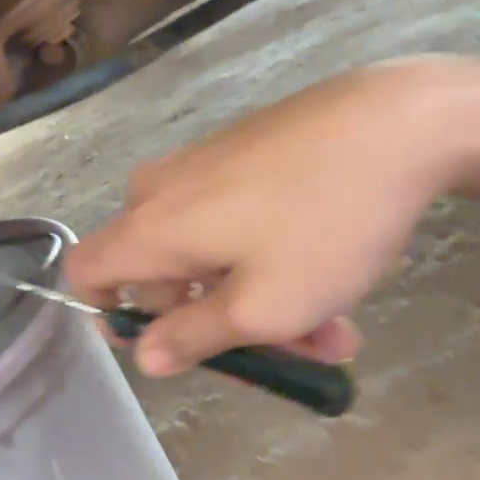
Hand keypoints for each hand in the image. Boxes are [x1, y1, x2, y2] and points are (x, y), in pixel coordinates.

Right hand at [65, 59, 471, 376]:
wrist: (396, 121)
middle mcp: (155, 193)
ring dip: (252, 295)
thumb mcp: (265, 306)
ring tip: (331, 326)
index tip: (165, 342)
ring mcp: (194, 167)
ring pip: (202, 251)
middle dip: (214, 320)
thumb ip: (195, 338)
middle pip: (157, 272)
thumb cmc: (322, 224)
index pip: (84, 273)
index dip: (107, 313)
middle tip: (288, 353)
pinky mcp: (233, 152)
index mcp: (146, 229)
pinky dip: (261, 255)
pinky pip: (225, 218)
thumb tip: (146, 358)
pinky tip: (327, 270)